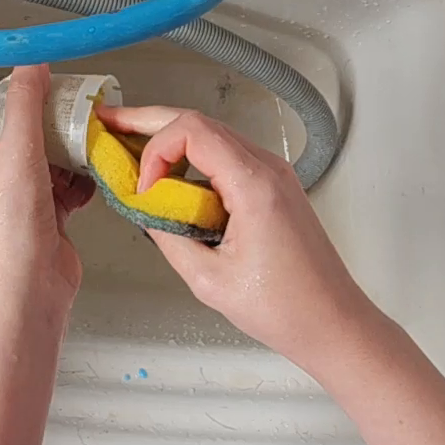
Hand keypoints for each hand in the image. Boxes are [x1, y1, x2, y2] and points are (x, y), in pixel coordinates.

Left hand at [0, 65, 95, 303]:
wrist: (31, 287)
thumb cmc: (12, 228)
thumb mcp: (18, 152)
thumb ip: (26, 104)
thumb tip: (31, 63)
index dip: (21, 95)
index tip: (51, 83)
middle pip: (30, 131)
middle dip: (57, 122)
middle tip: (82, 110)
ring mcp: (23, 194)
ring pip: (53, 156)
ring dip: (74, 150)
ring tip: (93, 142)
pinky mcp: (49, 213)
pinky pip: (69, 183)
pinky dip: (83, 179)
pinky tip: (94, 177)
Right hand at [93, 105, 370, 365]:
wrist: (334, 323)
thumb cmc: (284, 308)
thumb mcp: (208, 279)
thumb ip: (167, 235)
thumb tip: (142, 208)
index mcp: (254, 184)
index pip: (192, 131)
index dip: (155, 150)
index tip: (143, 189)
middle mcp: (267, 167)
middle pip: (198, 121)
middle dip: (149, 121)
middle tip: (110, 122)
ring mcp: (273, 174)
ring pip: (211, 134)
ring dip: (169, 138)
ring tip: (128, 143)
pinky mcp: (271, 186)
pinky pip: (224, 156)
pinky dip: (190, 158)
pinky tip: (166, 172)